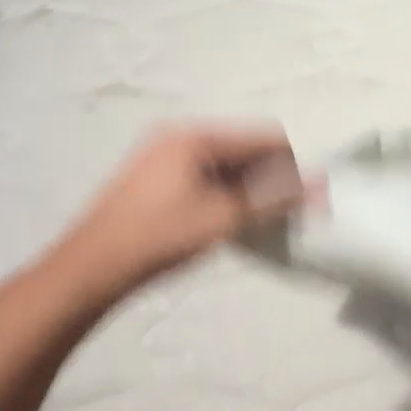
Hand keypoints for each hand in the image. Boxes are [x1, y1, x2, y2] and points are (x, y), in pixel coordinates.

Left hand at [56, 124, 323, 292]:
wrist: (86, 273)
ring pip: (227, 167)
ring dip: (248, 191)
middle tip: (281, 215)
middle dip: (269, 179)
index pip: (265, 138)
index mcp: (195, 136)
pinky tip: (226, 224)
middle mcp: (178, 138)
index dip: (291, 167)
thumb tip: (323, 186)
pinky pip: (206, 178)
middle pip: (246, 150)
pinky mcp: (152, 182)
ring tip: (254, 223)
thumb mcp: (226, 217)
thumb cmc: (159, 238)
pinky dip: (224, 197)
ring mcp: (161, 159)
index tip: (304, 201)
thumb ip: (278, 199)